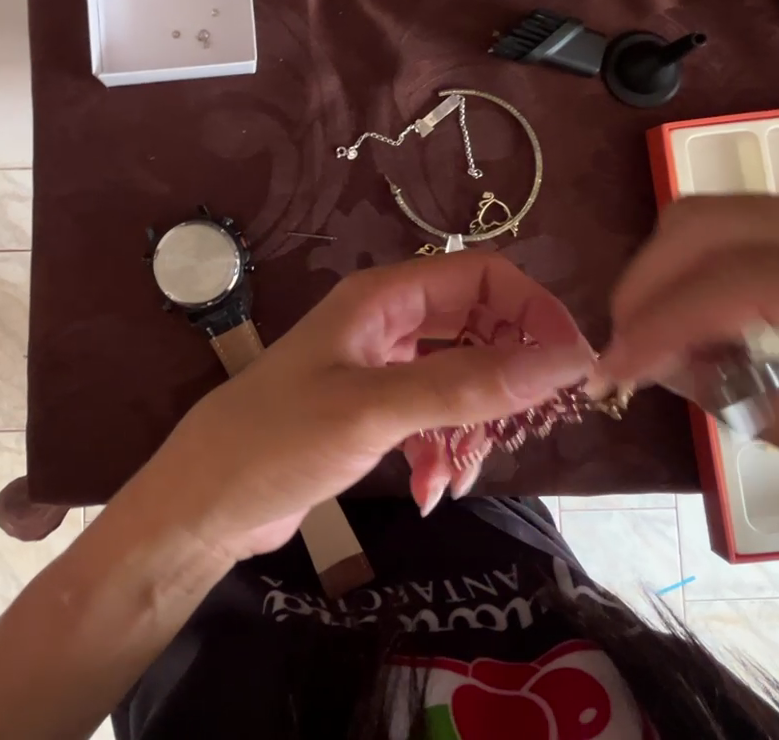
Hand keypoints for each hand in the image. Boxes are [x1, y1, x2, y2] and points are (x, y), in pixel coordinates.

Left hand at [124, 252, 596, 562]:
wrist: (205, 503)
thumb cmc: (278, 441)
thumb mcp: (376, 409)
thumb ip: (468, 384)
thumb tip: (565, 358)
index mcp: (382, 298)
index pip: (481, 277)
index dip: (533, 312)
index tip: (573, 368)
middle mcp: (384, 324)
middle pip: (476, 329)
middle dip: (507, 379)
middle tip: (526, 431)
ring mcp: (378, 369)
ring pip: (460, 380)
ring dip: (474, 427)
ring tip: (458, 473)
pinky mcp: (371, 413)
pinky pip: (434, 418)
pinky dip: (443, 450)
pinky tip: (432, 490)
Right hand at [599, 194, 778, 534]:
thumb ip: (767, 412)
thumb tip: (661, 360)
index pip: (759, 280)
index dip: (667, 319)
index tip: (612, 370)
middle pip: (724, 223)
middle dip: (648, 285)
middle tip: (619, 348)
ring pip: (722, 211)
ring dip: (664, 272)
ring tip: (652, 334)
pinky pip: (743, 218)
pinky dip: (695, 263)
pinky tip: (693, 311)